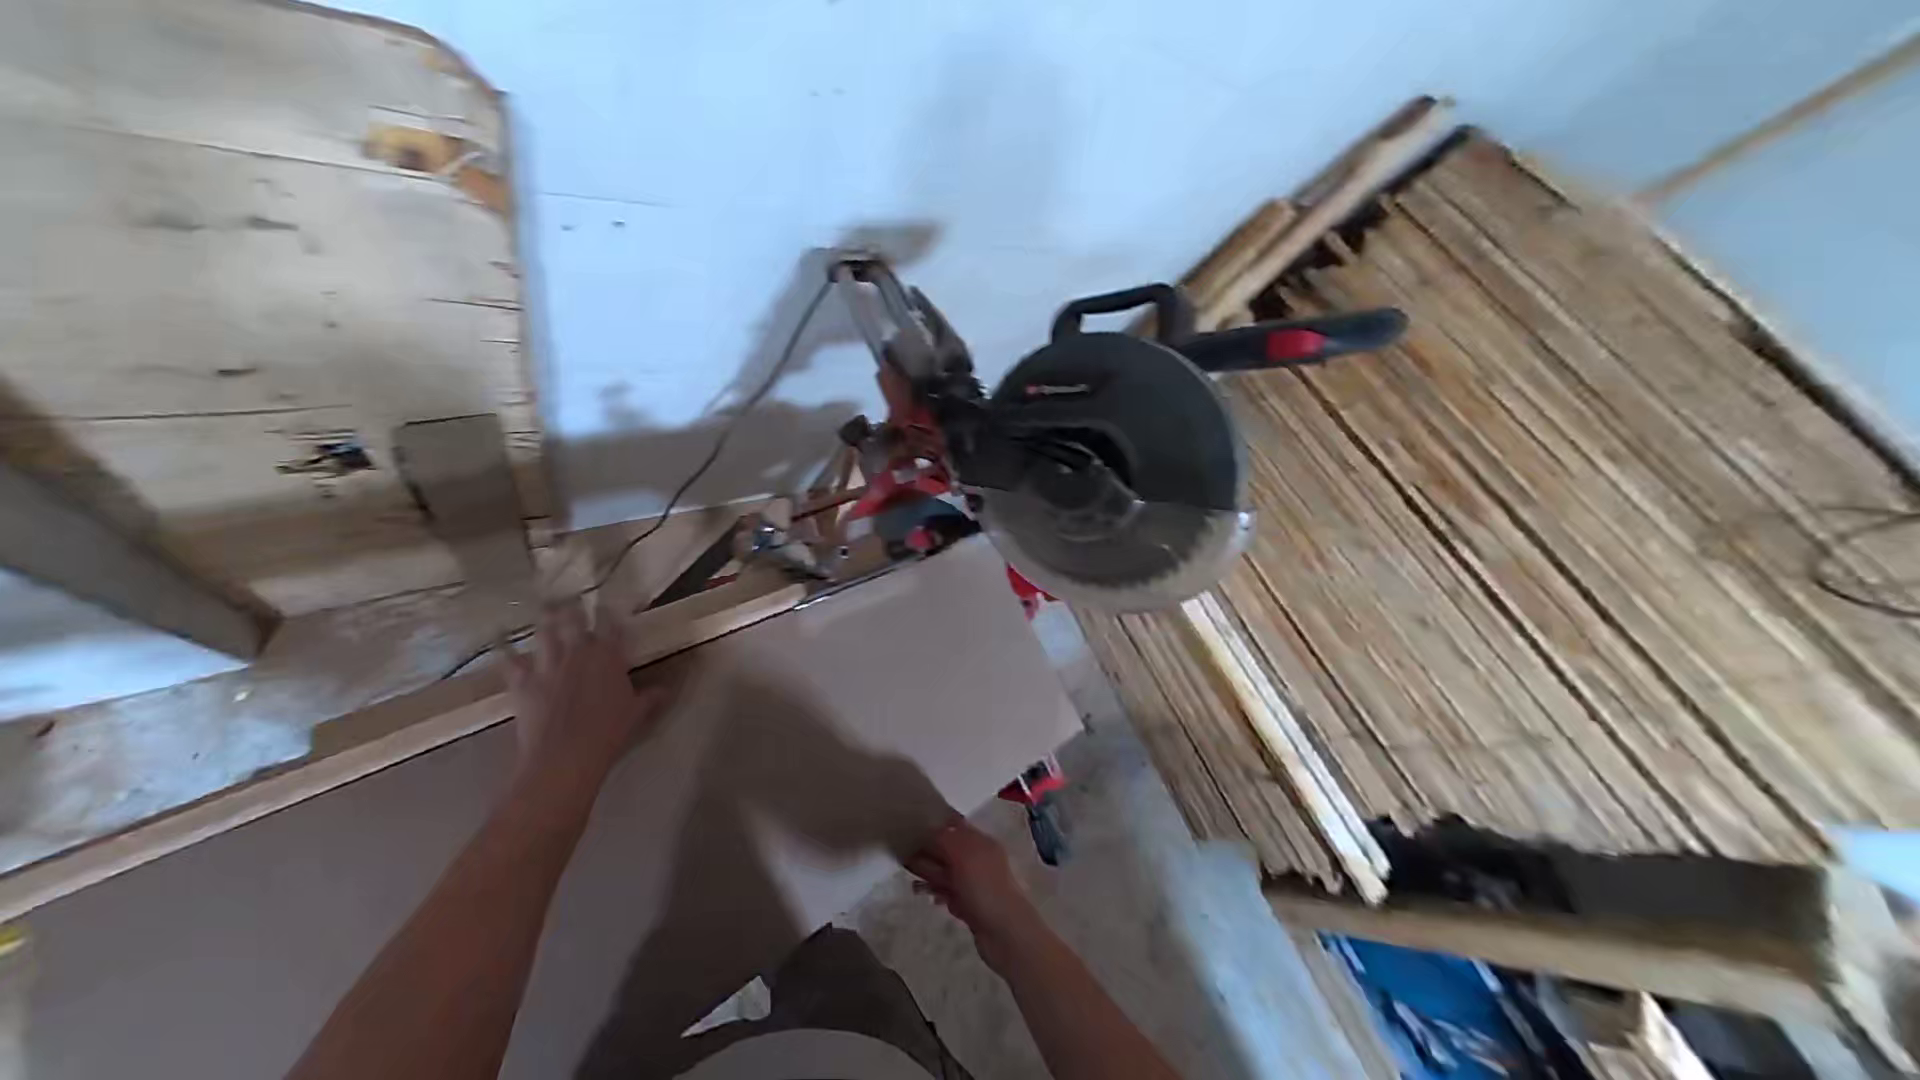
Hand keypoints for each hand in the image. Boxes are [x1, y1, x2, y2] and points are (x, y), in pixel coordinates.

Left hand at [507, 602, 675, 796]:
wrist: (565, 755)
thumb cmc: (608, 733)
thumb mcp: (636, 714)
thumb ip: (650, 697)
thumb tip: (667, 689)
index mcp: (610, 657)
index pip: (612, 625)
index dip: (610, 611)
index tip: (609, 602)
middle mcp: (580, 653)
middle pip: (575, 620)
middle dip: (573, 607)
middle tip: (571, 597)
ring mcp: (549, 664)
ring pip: (545, 631)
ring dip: (545, 618)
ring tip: (545, 606)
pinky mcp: (523, 681)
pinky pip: (510, 660)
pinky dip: (505, 650)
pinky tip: (497, 638)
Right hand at [906, 818, 1041, 972]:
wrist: (1005, 934)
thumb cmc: (984, 888)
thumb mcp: (963, 855)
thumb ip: (945, 839)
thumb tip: (930, 831)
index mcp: (982, 842)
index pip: (957, 826)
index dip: (937, 826)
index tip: (913, 830)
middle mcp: (981, 860)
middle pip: (950, 851)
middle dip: (929, 855)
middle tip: (907, 860)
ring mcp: (977, 885)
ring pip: (949, 874)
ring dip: (931, 877)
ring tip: (915, 885)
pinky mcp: (973, 907)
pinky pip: (952, 895)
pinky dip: (940, 895)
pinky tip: (932, 899)